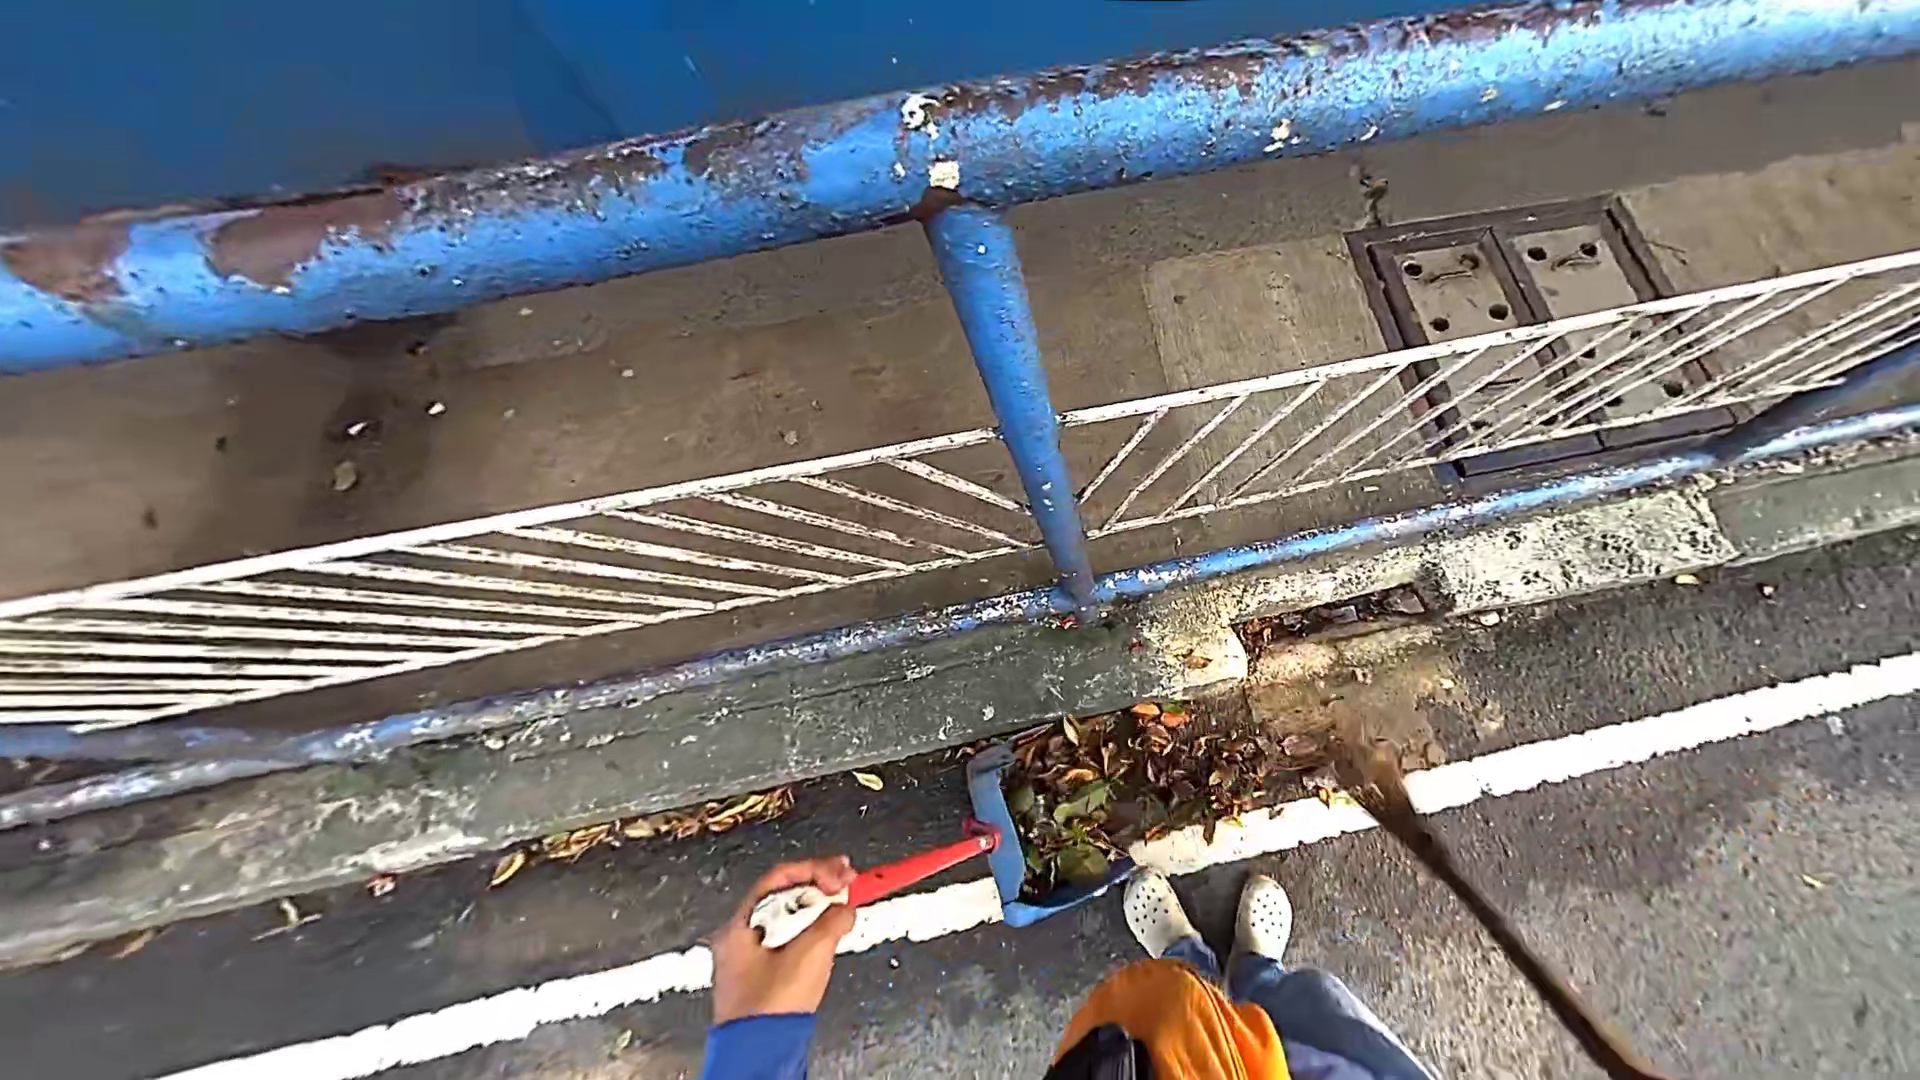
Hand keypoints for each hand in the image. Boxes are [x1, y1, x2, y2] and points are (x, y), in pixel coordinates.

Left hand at [711, 856, 858, 1024]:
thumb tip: (846, 905)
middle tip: (846, 879)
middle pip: (784, 894)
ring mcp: (749, 957)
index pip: (780, 878)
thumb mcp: (811, 952)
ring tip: (843, 900)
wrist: (760, 1059)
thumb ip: (833, 919)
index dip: (815, 869)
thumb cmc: (772, 1009)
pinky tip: (829, 928)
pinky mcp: (763, 975)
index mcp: (740, 924)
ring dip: (818, 905)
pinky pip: (789, 937)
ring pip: (788, 915)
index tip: (842, 870)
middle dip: (819, 884)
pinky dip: (812, 927)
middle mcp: (740, 936)